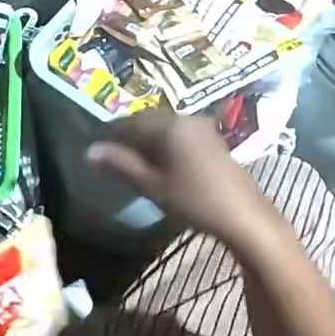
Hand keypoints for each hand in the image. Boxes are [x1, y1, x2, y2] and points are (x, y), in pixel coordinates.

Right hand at [85, 111, 277, 241]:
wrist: (245, 217)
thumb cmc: (195, 200)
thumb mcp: (152, 185)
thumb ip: (121, 164)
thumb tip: (89, 151)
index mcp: (169, 125)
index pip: (130, 122)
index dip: (110, 133)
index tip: (94, 147)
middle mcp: (186, 118)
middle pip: (147, 121)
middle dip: (127, 136)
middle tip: (109, 156)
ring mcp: (202, 128)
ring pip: (163, 128)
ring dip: (145, 141)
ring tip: (130, 162)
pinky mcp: (212, 140)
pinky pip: (178, 134)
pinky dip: (163, 145)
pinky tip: (157, 164)